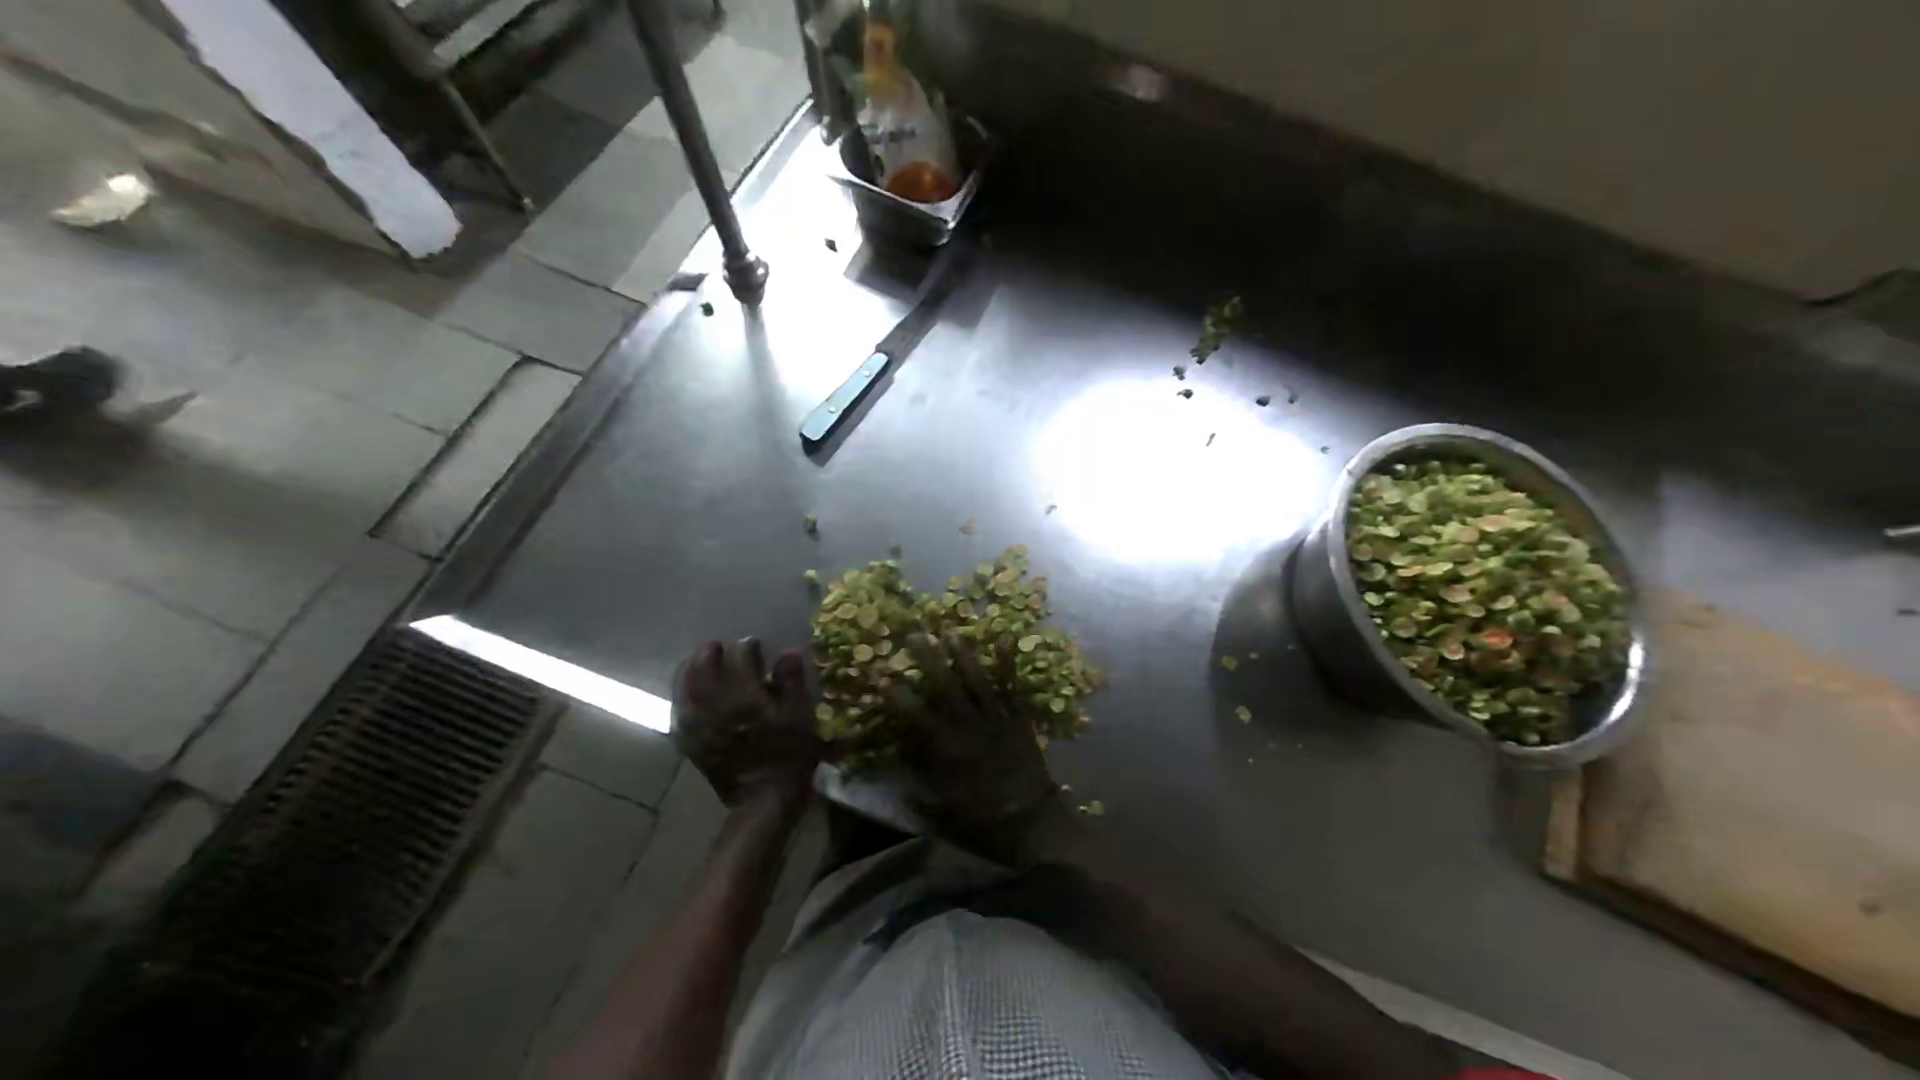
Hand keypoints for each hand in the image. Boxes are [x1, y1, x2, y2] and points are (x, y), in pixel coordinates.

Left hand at [673, 638, 820, 811]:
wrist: (763, 798)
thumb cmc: (788, 754)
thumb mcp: (800, 715)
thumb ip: (792, 680)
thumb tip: (787, 652)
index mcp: (743, 696)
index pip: (740, 657)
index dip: (749, 648)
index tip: (756, 646)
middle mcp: (714, 705)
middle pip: (703, 665)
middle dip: (713, 652)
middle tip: (723, 648)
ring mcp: (697, 724)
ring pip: (685, 684)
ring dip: (692, 667)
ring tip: (702, 661)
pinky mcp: (689, 740)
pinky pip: (678, 708)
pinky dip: (682, 692)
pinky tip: (690, 689)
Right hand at [891, 632, 1058, 863]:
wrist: (1031, 820)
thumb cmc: (983, 818)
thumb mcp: (942, 807)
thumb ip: (919, 781)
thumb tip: (901, 755)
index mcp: (947, 748)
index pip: (916, 715)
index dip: (898, 695)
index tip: (881, 674)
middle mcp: (969, 725)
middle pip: (945, 687)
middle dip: (929, 661)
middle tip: (915, 635)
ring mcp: (996, 718)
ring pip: (977, 681)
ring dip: (963, 656)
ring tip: (951, 632)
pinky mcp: (1019, 718)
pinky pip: (1012, 687)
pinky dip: (1008, 664)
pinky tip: (1005, 639)